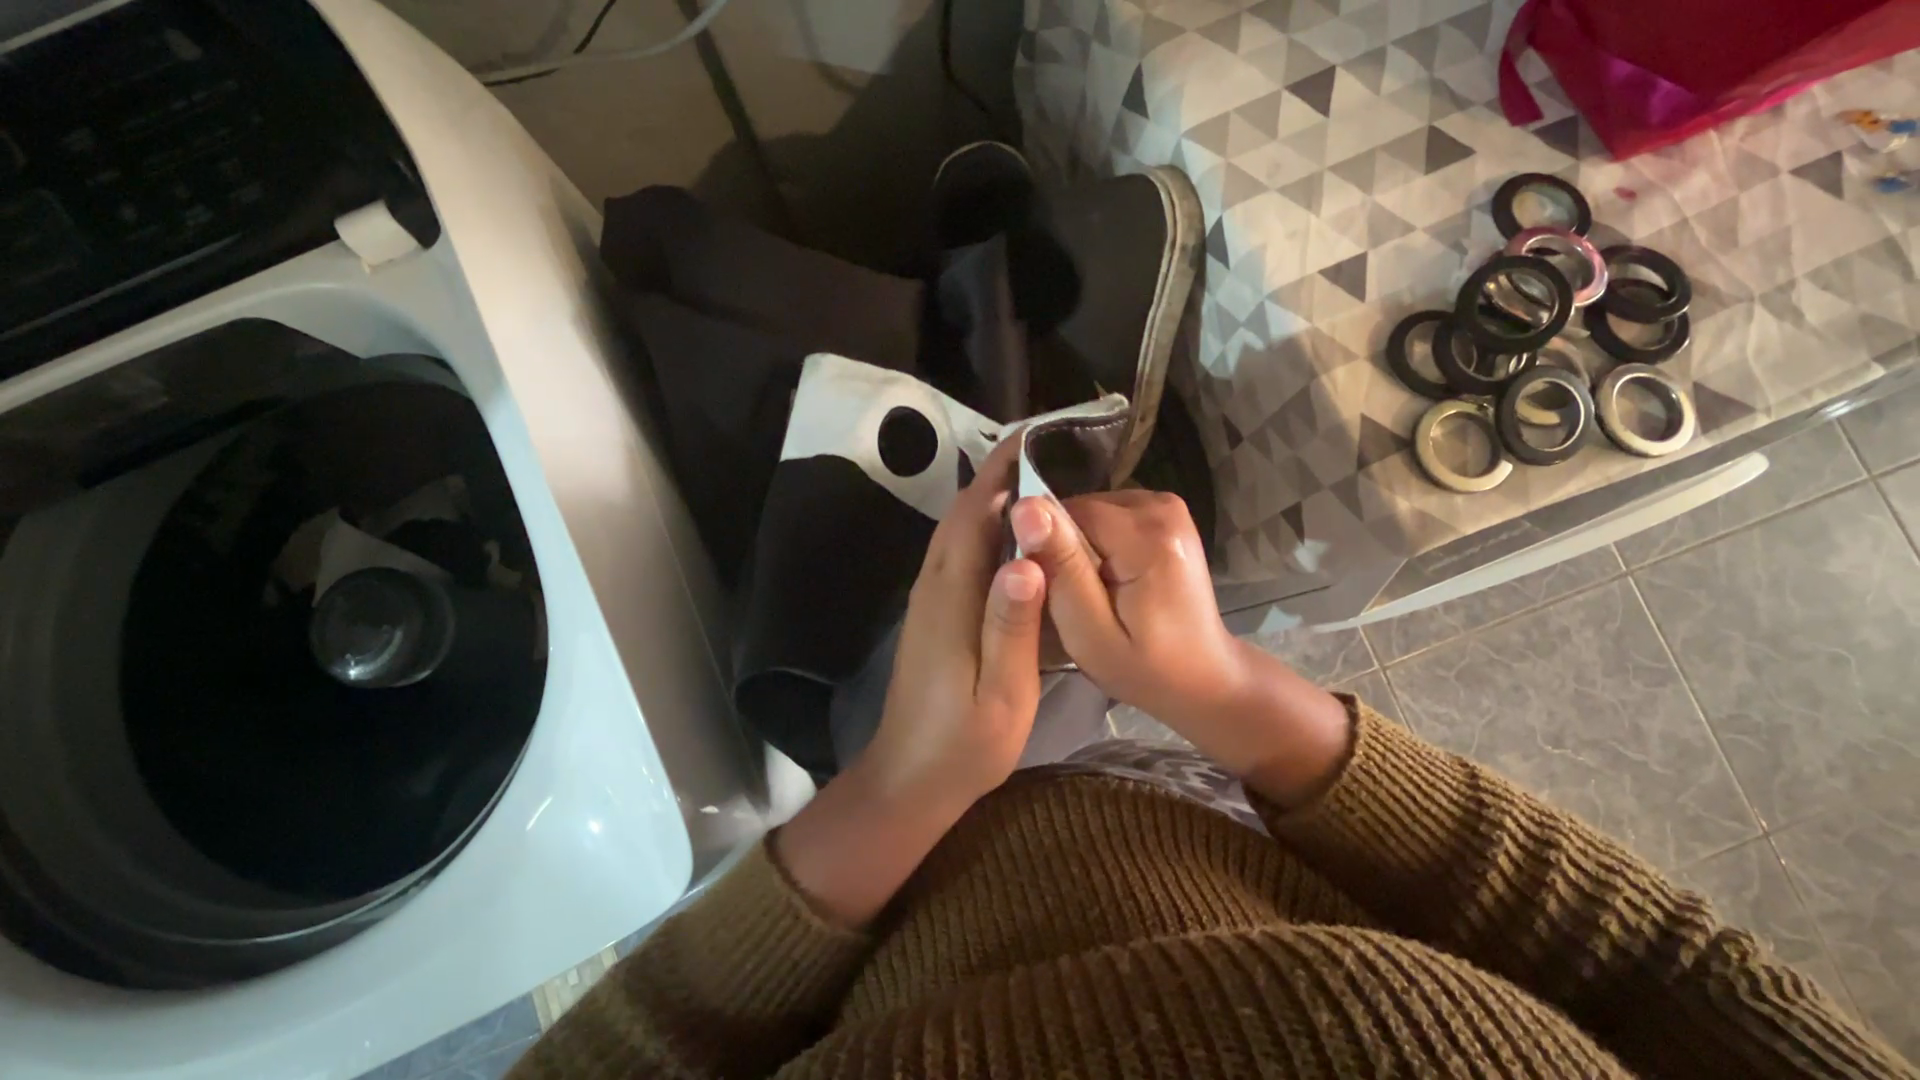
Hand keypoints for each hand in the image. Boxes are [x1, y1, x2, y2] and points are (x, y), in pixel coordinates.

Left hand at [775, 437, 1045, 927]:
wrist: (911, 777)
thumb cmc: (964, 741)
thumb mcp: (1001, 690)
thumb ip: (1012, 625)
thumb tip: (1028, 558)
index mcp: (950, 594)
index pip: (973, 511)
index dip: (1002, 467)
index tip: (1038, 433)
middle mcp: (934, 584)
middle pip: (965, 512)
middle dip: (1003, 473)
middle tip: (1056, 447)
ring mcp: (930, 598)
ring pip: (961, 530)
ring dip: (995, 498)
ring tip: (1046, 478)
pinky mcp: (935, 613)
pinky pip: (961, 554)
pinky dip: (988, 530)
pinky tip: (1020, 537)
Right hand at [1009, 491, 1351, 806]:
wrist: (1204, 676)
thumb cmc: (1146, 668)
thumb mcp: (1090, 633)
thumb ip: (1061, 568)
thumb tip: (1025, 507)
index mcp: (1147, 535)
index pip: (1065, 513)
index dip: (1048, 549)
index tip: (1053, 593)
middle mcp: (1161, 506)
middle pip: (1080, 510)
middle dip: (1066, 550)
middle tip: (1075, 602)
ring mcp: (1168, 506)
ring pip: (1091, 513)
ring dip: (1081, 550)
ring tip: (1093, 595)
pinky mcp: (1166, 513)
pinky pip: (1109, 518)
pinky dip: (1100, 546)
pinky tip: (1109, 582)